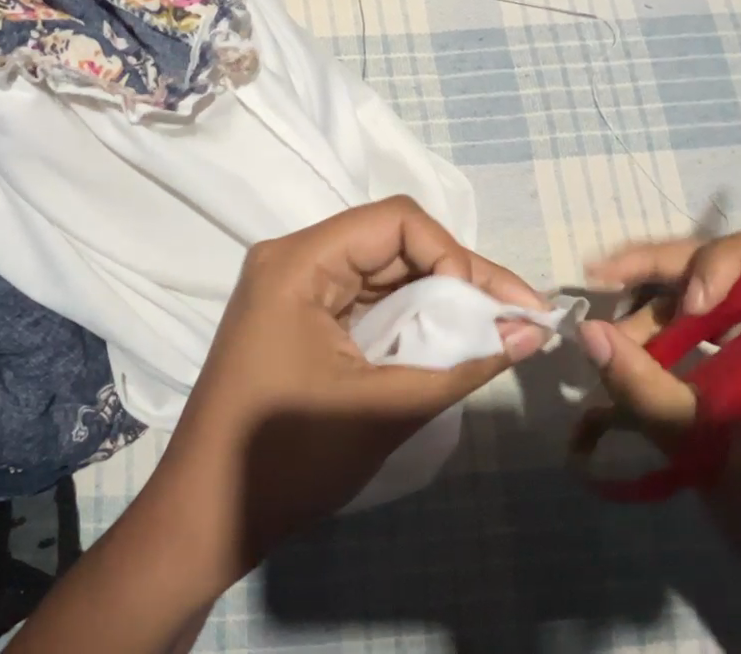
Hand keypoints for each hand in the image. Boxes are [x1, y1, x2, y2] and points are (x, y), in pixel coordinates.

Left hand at [168, 195, 550, 563]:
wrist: (209, 517)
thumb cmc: (290, 458)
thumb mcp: (385, 408)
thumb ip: (462, 364)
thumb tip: (531, 332)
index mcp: (299, 263)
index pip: (396, 222)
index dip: (455, 255)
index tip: (492, 309)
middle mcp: (294, 261)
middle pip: (394, 243)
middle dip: (460, 277)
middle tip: (521, 316)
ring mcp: (295, 291)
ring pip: (385, 273)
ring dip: (440, 299)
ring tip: (498, 329)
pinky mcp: (301, 321)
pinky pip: (367, 302)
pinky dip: (411, 319)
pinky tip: (452, 340)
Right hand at [577, 221, 740, 653]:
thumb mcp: (714, 445)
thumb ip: (646, 386)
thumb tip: (585, 330)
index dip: (726, 259)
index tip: (687, 303)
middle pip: (736, 272)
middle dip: (667, 279)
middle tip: (602, 282)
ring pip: (715, 307)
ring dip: (659, 317)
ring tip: (612, 346)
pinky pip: (711, 344)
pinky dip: (669, 348)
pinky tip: (628, 361)